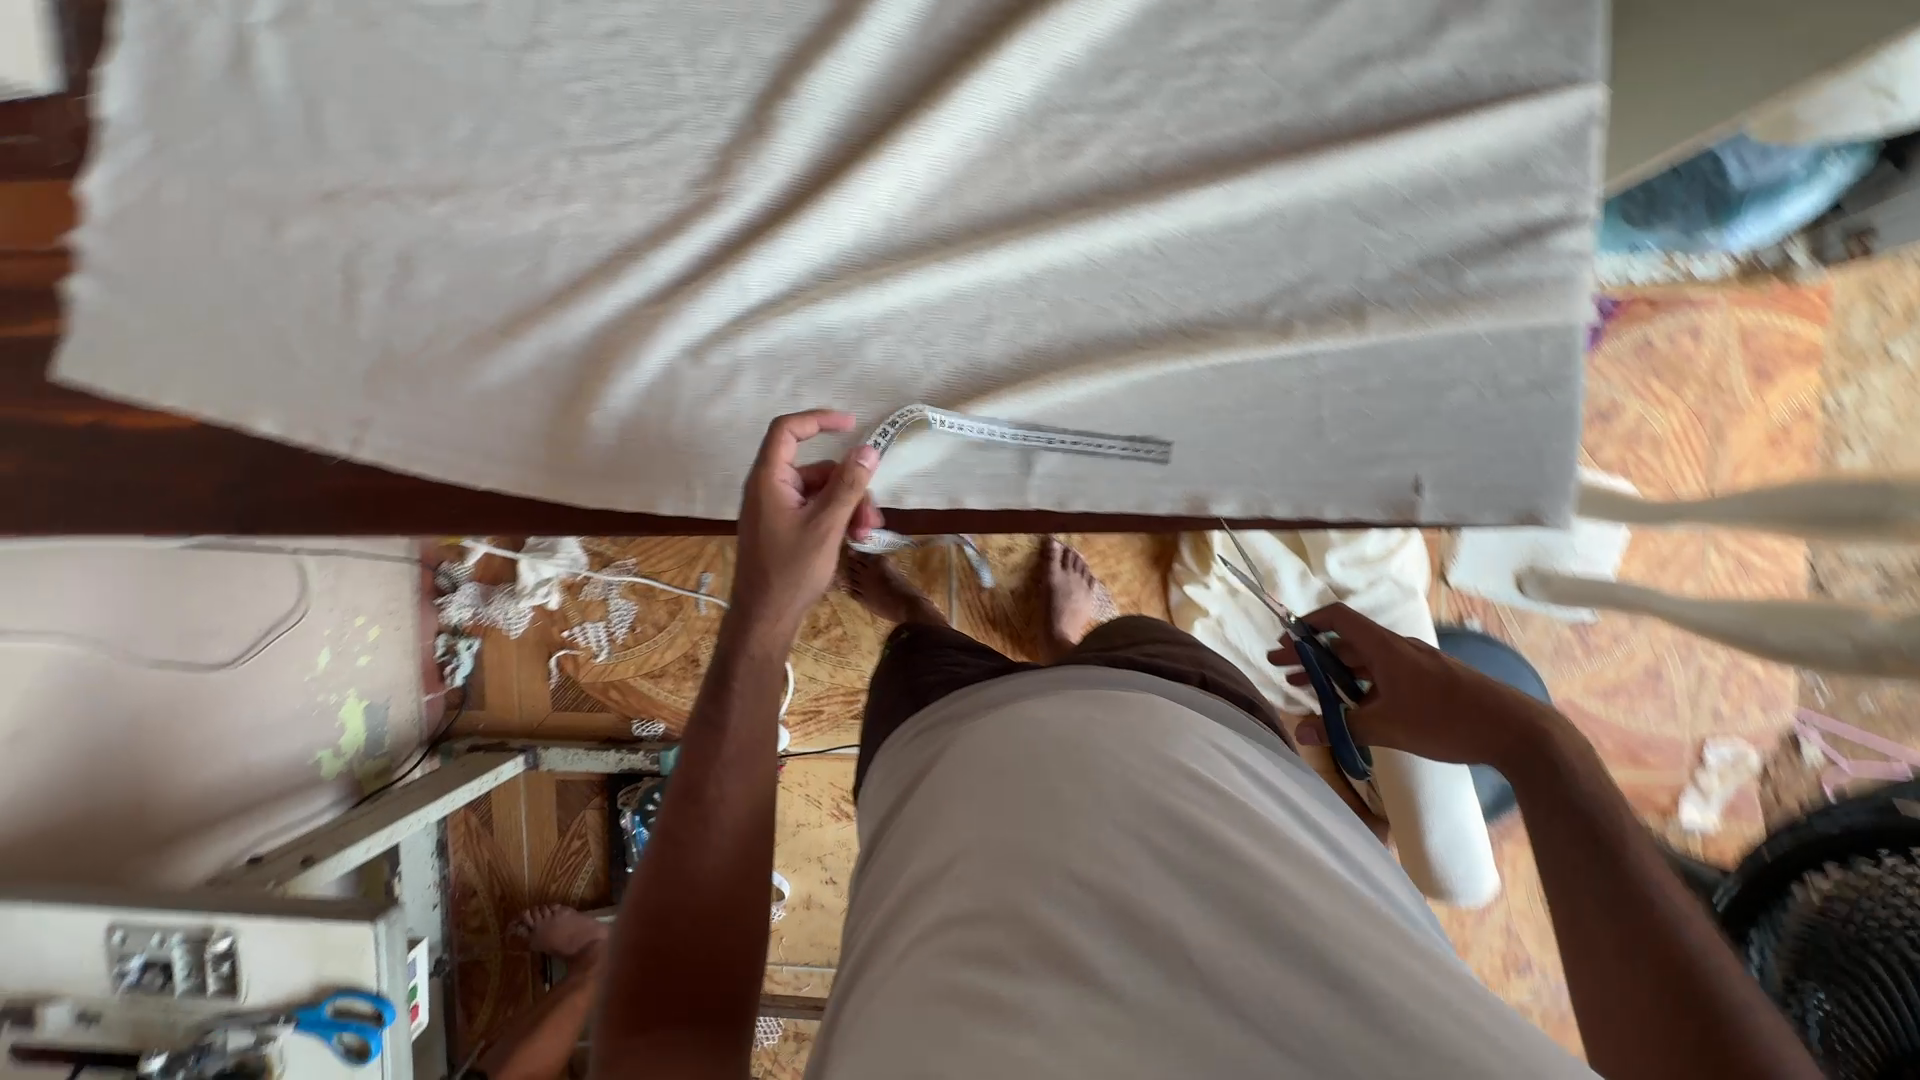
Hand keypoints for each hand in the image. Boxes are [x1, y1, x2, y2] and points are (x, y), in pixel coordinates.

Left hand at [731, 409, 882, 640]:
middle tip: (871, 517)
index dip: (818, 420)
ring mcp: (776, 509)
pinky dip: (836, 520)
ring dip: (848, 508)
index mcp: (769, 479)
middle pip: (817, 469)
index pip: (788, 431)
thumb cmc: (791, 570)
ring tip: (865, 534)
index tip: (851, 424)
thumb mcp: (826, 525)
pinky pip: (815, 511)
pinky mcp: (784, 528)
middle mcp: (770, 488)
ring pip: (822, 493)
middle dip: (850, 488)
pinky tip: (853, 540)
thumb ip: (848, 485)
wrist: (765, 617)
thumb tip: (869, 449)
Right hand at [1267, 603, 1569, 770]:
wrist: (1518, 731)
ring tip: (1306, 688)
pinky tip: (1351, 706)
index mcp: (1386, 648)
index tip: (1286, 640)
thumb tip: (1300, 732)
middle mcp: (1398, 649)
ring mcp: (1416, 665)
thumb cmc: (1447, 721)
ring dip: (1334, 672)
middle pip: (1346, 642)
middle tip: (1281, 668)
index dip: (1309, 624)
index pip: (1339, 618)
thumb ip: (1341, 727)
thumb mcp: (1387, 727)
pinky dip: (1359, 684)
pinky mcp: (1430, 681)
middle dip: (1311, 655)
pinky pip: (1383, 674)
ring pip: (1365, 661)